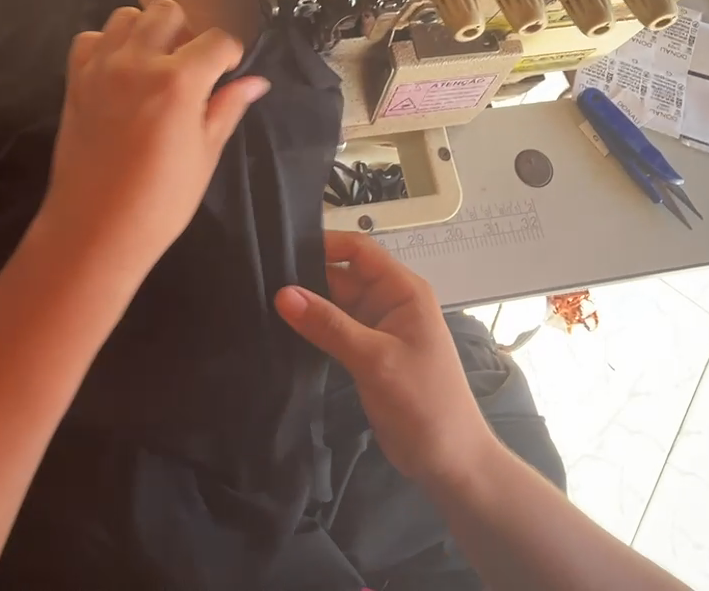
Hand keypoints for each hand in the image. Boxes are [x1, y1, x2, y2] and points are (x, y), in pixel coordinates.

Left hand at [34, 0, 270, 272]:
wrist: (96, 229)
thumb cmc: (161, 201)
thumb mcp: (206, 154)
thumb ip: (227, 107)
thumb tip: (256, 82)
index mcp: (179, 81)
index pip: (217, 40)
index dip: (231, 53)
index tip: (229, 71)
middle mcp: (138, 62)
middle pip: (168, 12)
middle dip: (187, 33)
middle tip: (191, 68)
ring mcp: (101, 68)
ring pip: (127, 16)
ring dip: (147, 32)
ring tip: (154, 66)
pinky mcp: (75, 80)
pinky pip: (91, 39)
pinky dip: (108, 46)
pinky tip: (120, 72)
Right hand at [275, 231, 496, 485]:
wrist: (451, 463)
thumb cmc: (424, 403)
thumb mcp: (375, 360)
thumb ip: (328, 325)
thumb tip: (282, 293)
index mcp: (402, 289)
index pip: (358, 249)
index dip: (322, 244)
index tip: (279, 250)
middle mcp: (388, 300)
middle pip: (340, 274)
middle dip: (304, 276)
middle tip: (257, 279)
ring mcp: (376, 327)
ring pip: (333, 302)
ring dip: (304, 303)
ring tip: (258, 299)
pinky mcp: (365, 352)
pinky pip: (333, 328)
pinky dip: (311, 327)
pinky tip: (279, 329)